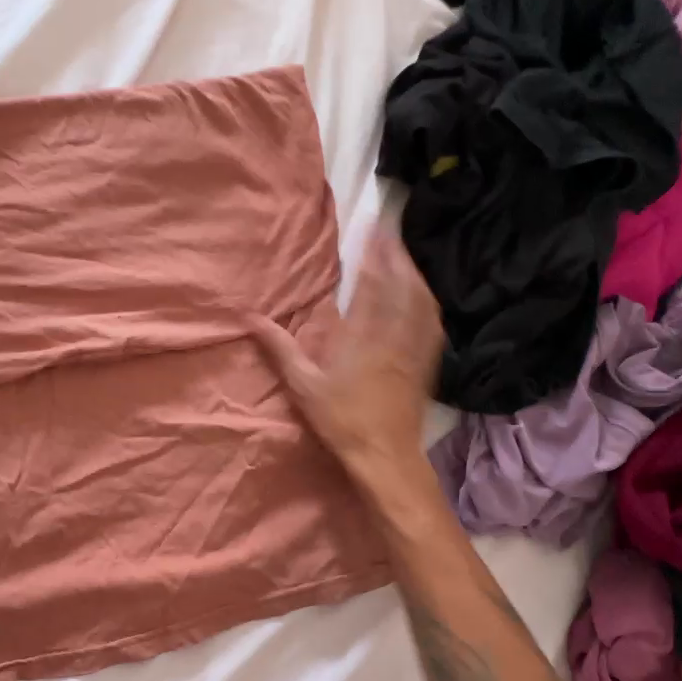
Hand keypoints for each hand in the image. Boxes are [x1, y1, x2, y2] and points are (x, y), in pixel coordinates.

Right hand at [247, 226, 443, 485]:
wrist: (385, 454)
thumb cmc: (341, 420)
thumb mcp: (303, 385)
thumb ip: (279, 349)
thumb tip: (250, 318)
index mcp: (364, 336)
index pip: (374, 283)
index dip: (376, 253)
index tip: (375, 226)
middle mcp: (395, 335)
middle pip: (401, 284)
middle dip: (396, 255)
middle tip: (390, 230)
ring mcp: (415, 349)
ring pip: (420, 300)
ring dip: (413, 274)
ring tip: (403, 256)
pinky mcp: (425, 364)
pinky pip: (430, 323)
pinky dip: (426, 302)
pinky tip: (422, 297)